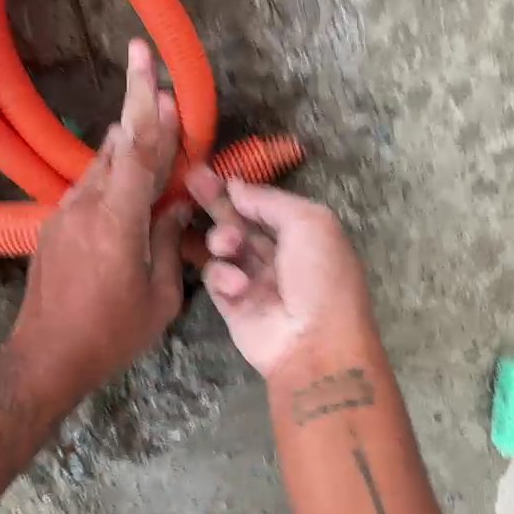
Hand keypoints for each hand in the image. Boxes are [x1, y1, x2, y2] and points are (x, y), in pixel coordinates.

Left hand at [11, 40, 191, 394]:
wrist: (46, 356)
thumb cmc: (112, 334)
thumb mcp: (159, 299)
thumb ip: (169, 247)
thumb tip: (178, 211)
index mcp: (117, 222)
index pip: (139, 156)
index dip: (154, 116)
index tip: (162, 80)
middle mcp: (87, 207)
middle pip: (117, 146)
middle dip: (135, 102)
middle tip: (142, 56)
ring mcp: (66, 215)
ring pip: (100, 165)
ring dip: (124, 137)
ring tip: (142, 110)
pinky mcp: (55, 228)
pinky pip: (89, 188)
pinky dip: (111, 170)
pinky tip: (122, 169)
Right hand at [188, 168, 375, 380]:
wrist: (316, 342)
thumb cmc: (322, 276)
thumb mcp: (309, 222)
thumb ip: (270, 200)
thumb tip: (236, 187)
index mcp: (305, 235)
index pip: (266, 206)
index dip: (241, 189)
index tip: (214, 171)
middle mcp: (279, 257)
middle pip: (240, 222)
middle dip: (217, 201)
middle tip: (191, 180)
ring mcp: (255, 282)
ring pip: (224, 248)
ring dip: (222, 238)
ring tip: (229, 244)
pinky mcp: (233, 306)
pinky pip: (216, 279)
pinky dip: (222, 276)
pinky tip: (237, 284)